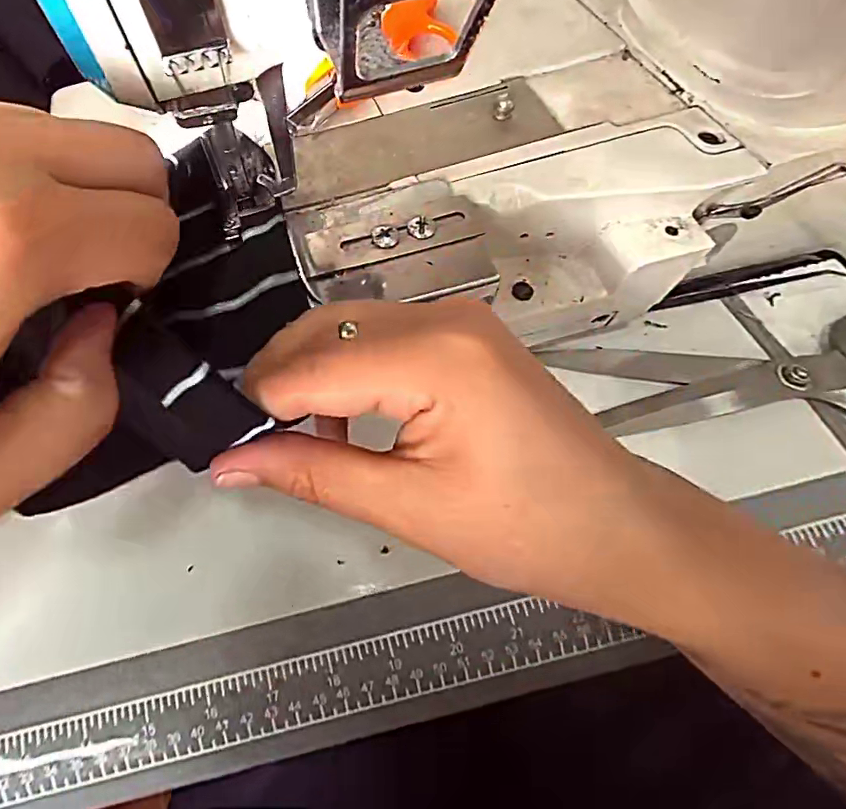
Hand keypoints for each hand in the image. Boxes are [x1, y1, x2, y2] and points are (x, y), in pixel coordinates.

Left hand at [0, 62, 178, 558]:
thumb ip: (85, 411)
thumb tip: (97, 327)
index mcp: (6, 241)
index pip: (153, 225)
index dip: (147, 276)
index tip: (97, 308)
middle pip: (129, 154)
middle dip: (128, 217)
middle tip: (73, 274)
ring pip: (52, 130)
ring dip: (52, 190)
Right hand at [209, 299, 722, 622]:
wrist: (617, 526)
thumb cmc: (527, 528)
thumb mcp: (409, 506)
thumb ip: (311, 473)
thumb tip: (230, 462)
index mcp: (435, 354)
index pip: (314, 365)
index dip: (262, 404)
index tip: (228, 444)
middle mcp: (443, 316)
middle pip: (325, 328)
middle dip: (281, 380)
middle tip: (257, 441)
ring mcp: (457, 317)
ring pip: (348, 326)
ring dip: (313, 374)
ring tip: (306, 439)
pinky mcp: (463, 331)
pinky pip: (381, 335)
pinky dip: (350, 369)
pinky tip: (350, 419)